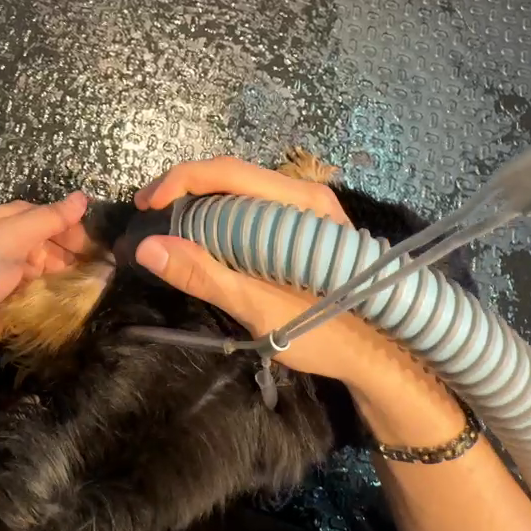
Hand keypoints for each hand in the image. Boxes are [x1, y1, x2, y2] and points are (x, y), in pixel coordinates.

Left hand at [0, 192, 91, 351]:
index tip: (101, 249)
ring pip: (47, 270)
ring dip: (68, 278)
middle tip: (105, 273)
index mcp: (11, 221)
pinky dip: (54, 297)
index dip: (77, 230)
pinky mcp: (8, 299)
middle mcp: (12, 243)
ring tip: (96, 291)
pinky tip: (73, 305)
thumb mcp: (13, 236)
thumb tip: (82, 197)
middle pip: (52, 245)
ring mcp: (10, 272)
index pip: (53, 218)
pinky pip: (38, 294)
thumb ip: (48, 219)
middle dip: (76, 256)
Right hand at [130, 157, 379, 381]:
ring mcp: (306, 207)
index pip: (227, 172)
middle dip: (183, 188)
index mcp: (300, 203)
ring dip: (199, 200)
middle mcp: (304, 193)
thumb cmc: (327, 335)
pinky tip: (202, 232)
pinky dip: (219, 213)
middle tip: (147, 209)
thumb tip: (146, 247)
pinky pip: (252, 205)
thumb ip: (203, 274)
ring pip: (239, 187)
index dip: (180, 181)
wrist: (384, 358)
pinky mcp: (304, 223)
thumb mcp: (258, 309)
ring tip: (167, 220)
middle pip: (231, 174)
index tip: (146, 205)